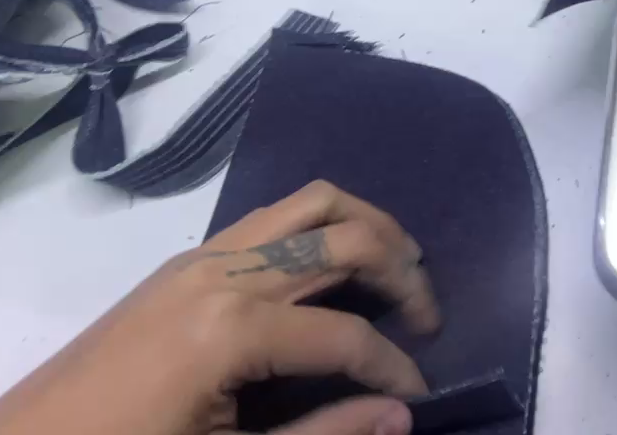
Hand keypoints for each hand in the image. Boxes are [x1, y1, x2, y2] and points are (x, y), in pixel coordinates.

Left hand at [0, 181, 441, 434]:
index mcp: (230, 331)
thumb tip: (402, 415)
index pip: (344, 336)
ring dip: (366, 226)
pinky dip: (321, 225)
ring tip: (396, 266)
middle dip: (401, 271)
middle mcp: (226, 270)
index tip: (419, 393)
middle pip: (344, 238)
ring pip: (313, 202)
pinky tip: (329, 267)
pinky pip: (275, 214)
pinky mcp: (189, 257)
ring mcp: (205, 254)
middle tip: (426, 313)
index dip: (392, 366)